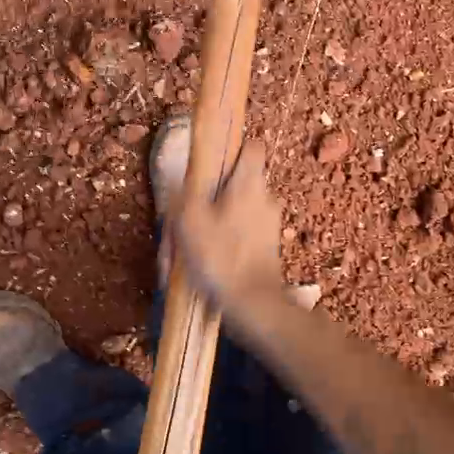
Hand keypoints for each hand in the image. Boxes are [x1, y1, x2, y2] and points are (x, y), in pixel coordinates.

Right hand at [173, 142, 282, 306]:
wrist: (254, 305)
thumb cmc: (221, 257)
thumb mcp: (190, 220)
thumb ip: (186, 192)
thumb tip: (184, 174)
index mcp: (249, 183)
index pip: (251, 147)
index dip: (232, 150)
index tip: (211, 164)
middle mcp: (266, 197)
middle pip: (239, 183)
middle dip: (213, 196)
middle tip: (188, 218)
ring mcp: (270, 223)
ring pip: (238, 211)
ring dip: (215, 224)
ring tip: (190, 250)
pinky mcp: (268, 247)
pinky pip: (242, 234)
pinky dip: (224, 244)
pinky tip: (205, 265)